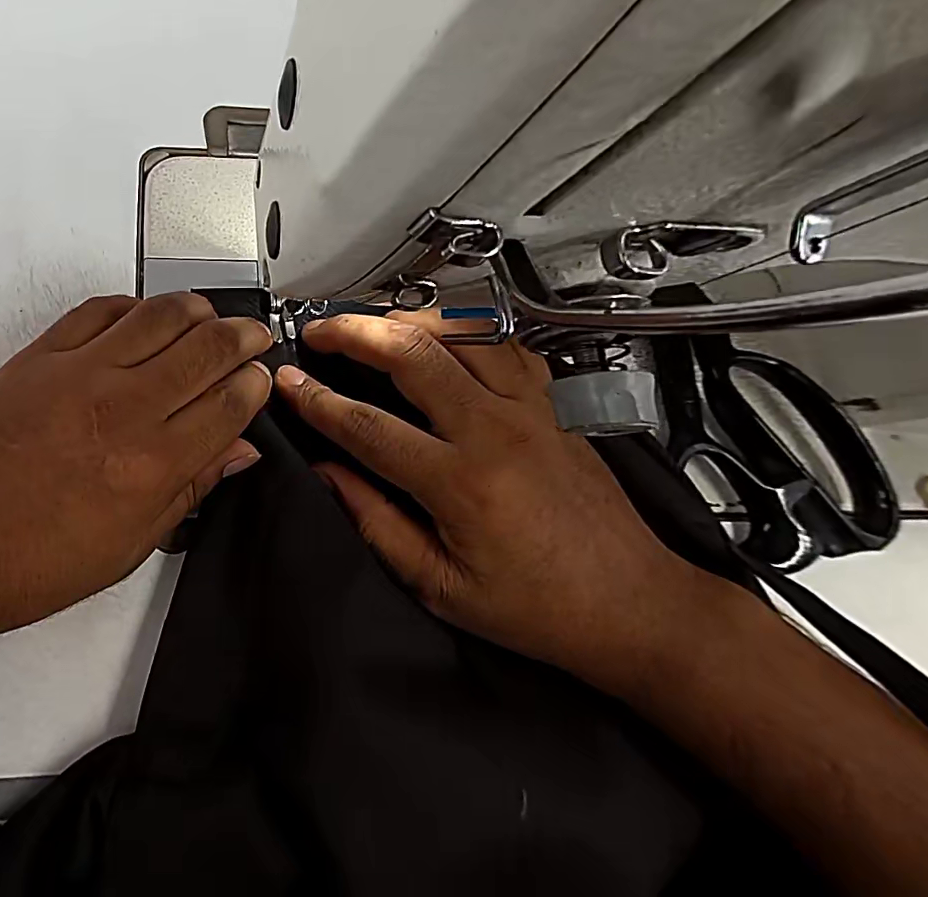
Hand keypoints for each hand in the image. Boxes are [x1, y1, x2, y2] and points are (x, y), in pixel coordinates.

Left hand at [0, 292, 272, 638]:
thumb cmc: (27, 561)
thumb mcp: (126, 547)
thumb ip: (188, 490)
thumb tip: (235, 453)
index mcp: (151, 465)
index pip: (229, 404)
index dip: (255, 386)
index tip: (260, 380)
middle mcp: (122, 408)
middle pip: (206, 348)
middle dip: (243, 336)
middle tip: (252, 336)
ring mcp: (77, 373)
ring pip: (158, 315)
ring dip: (196, 310)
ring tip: (209, 318)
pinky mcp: (37, 356)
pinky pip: (97, 310)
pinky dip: (130, 306)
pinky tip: (141, 317)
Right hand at [273, 311, 724, 683]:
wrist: (637, 608)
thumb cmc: (543, 607)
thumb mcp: (439, 583)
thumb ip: (374, 522)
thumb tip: (329, 474)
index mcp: (463, 484)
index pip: (368, 425)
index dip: (318, 401)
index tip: (290, 385)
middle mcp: (500, 435)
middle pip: (412, 354)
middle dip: (352, 332)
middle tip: (320, 331)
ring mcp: (534, 413)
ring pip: (463, 333)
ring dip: (407, 320)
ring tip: (370, 323)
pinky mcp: (555, 407)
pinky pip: (506, 344)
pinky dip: (464, 329)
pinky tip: (439, 334)